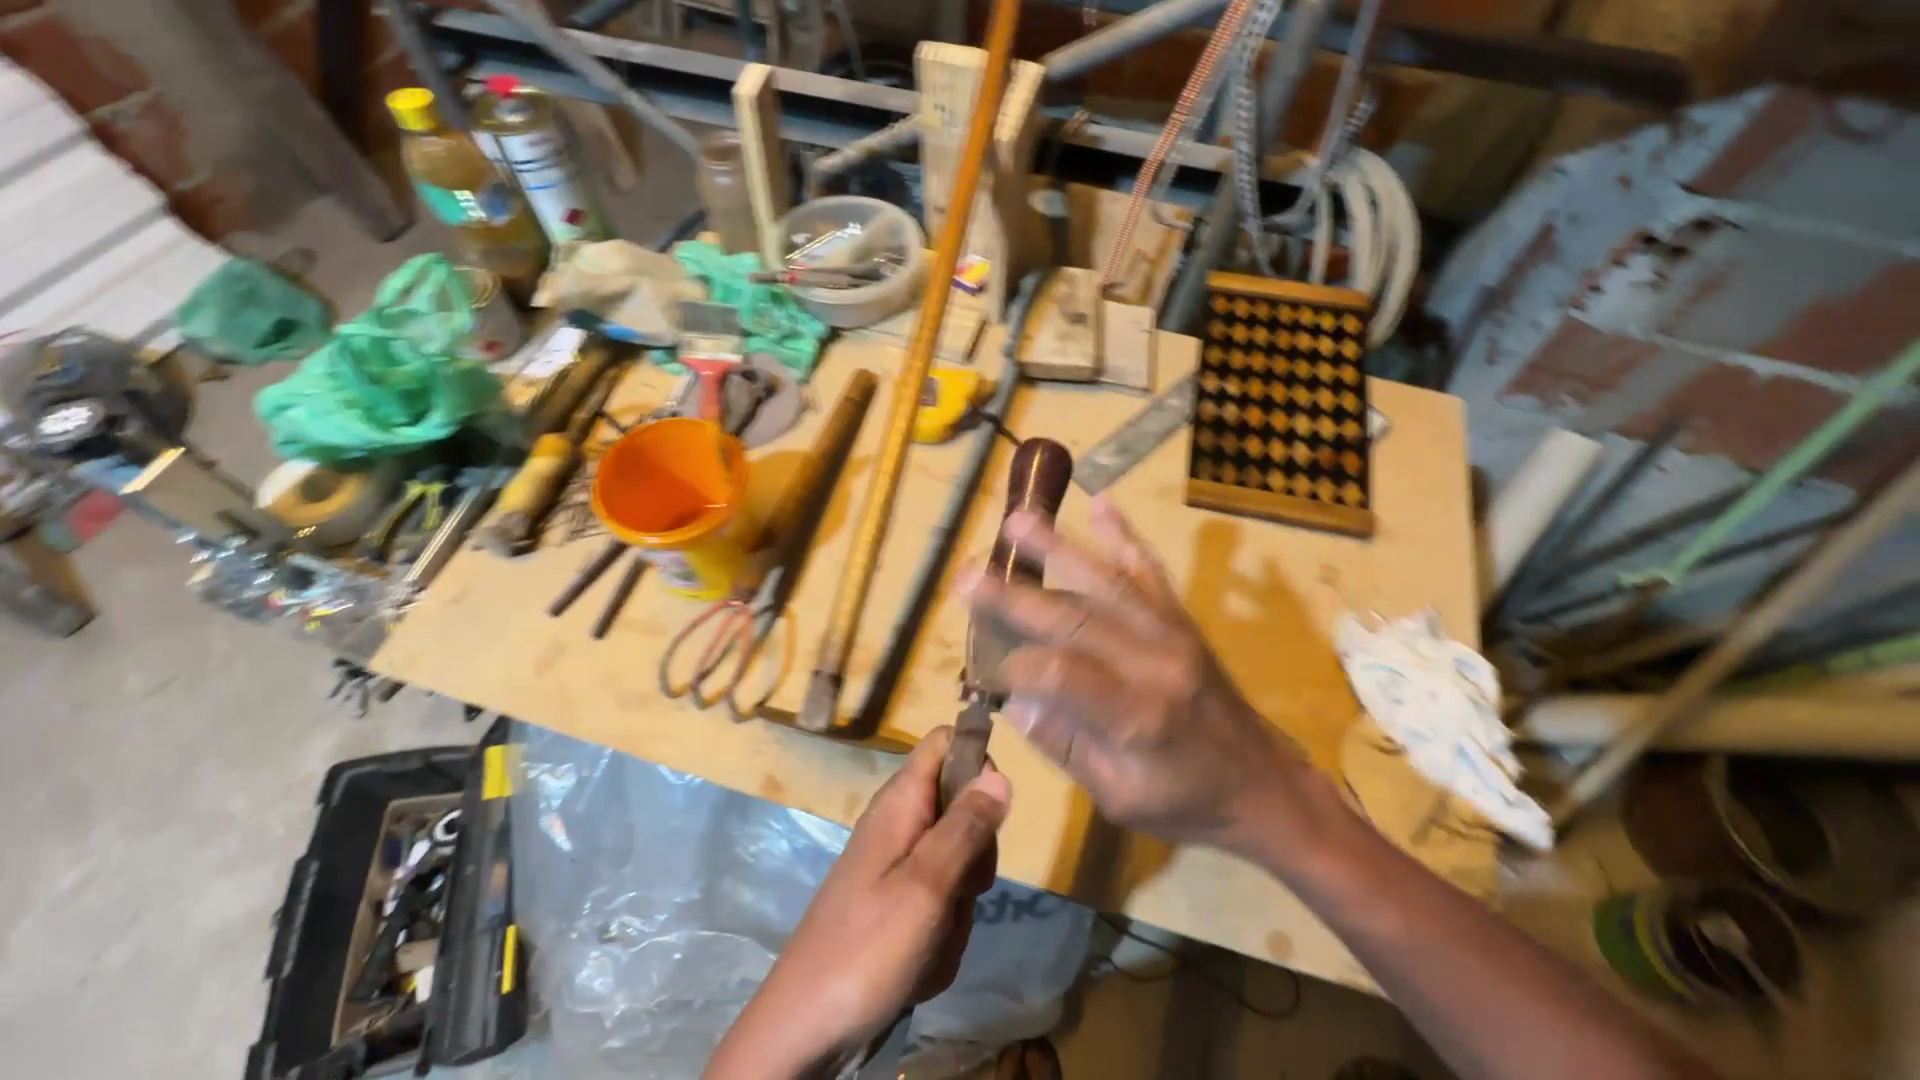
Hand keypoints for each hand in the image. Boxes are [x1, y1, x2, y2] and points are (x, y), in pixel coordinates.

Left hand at [706, 727, 1009, 1077]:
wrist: (806, 1029)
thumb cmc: (866, 949)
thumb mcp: (926, 885)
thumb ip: (965, 827)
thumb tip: (1000, 772)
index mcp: (899, 804)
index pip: (944, 744)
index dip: (976, 762)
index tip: (991, 811)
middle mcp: (899, 827)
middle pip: (964, 810)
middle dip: (976, 856)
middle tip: (960, 889)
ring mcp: (898, 871)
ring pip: (960, 866)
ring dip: (959, 908)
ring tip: (932, 937)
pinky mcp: (898, 910)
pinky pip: (943, 908)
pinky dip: (942, 936)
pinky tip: (922, 963)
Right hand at [953, 494, 1319, 857]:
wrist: (1264, 785)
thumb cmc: (1188, 803)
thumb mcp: (1120, 797)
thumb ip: (1067, 746)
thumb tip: (1014, 701)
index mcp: (1139, 716)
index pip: (1063, 675)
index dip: (1016, 668)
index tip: (986, 672)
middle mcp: (1157, 662)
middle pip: (1077, 617)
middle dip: (1016, 595)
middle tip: (966, 574)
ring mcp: (1174, 633)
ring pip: (1109, 581)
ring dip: (1060, 547)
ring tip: (1017, 519)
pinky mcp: (1184, 621)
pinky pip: (1151, 573)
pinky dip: (1126, 537)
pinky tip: (1102, 504)